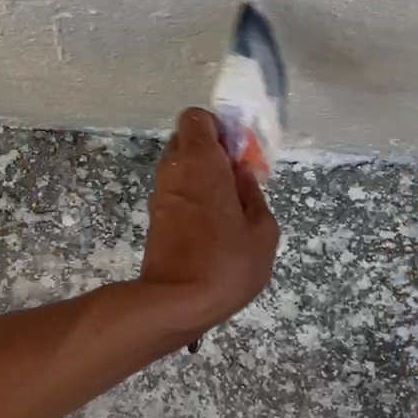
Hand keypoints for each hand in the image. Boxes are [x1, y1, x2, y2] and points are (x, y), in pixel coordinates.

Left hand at [140, 108, 278, 336]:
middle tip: (235, 176)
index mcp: (201, 162)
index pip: (195, 117)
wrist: (177, 299)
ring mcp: (160, 192)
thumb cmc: (227, 263)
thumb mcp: (262, 230)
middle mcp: (175, 169)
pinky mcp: (154, 214)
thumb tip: (242, 174)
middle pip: (186, 139)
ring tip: (227, 204)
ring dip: (200, 173)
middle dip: (209, 149)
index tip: (236, 149)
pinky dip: (190, 194)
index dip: (216, 126)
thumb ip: (253, 194)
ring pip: (178, 165)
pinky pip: (174, 189)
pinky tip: (211, 222)